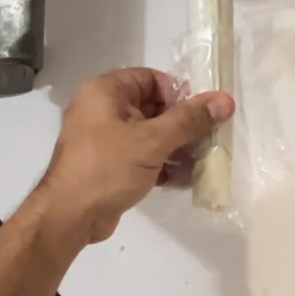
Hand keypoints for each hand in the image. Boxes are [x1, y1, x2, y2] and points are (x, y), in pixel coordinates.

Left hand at [30, 69, 233, 245]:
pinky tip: (184, 179)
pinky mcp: (107, 165)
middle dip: (181, 125)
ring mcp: (102, 139)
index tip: (200, 116)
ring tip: (201, 162)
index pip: (151, 78)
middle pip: (152, 107)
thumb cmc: (108, 168)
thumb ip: (190, 120)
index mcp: (105, 91)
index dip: (178, 94)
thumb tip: (225, 100)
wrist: (69, 216)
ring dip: (175, 147)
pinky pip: (140, 156)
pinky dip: (160, 164)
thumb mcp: (153, 141)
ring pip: (148, 134)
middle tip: (208, 140)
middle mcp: (101, 109)